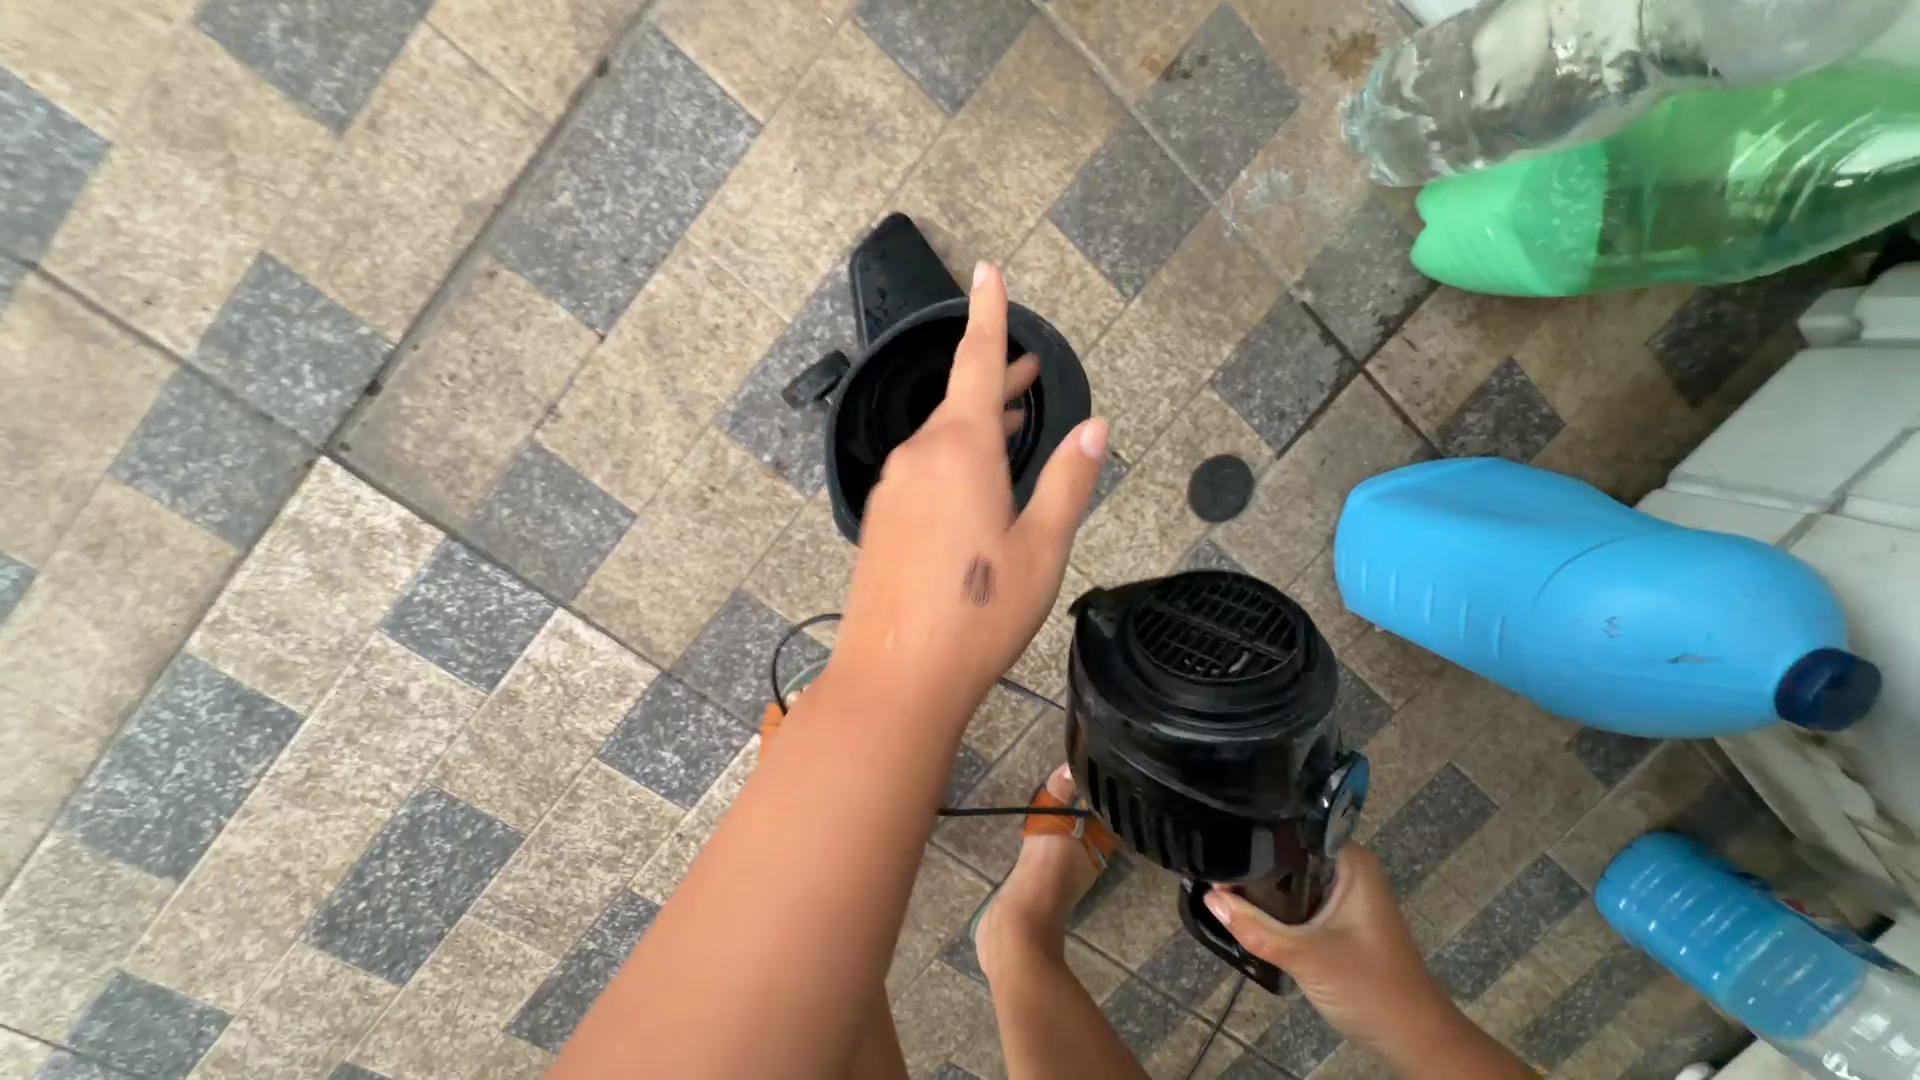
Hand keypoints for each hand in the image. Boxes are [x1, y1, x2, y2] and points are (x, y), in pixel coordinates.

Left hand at [829, 262, 1108, 713]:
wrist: (896, 677)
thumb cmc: (978, 617)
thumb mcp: (1042, 550)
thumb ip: (1068, 482)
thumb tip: (1095, 430)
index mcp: (960, 451)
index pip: (976, 360)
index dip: (988, 313)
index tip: (988, 271)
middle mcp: (918, 458)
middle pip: (960, 401)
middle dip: (996, 381)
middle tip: (1029, 371)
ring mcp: (893, 489)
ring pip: (940, 439)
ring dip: (976, 424)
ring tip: (1010, 420)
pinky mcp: (882, 520)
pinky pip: (922, 470)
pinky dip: (953, 459)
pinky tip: (972, 482)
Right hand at [1205, 848, 1458, 1059]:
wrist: (1415, 1041)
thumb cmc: (1370, 989)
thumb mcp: (1305, 957)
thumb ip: (1255, 927)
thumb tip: (1208, 897)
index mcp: (1350, 861)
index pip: (1294, 828)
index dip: (1255, 831)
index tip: (1218, 835)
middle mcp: (1349, 869)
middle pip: (1288, 853)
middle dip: (1253, 861)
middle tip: (1209, 864)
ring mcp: (1345, 895)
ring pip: (1291, 879)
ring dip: (1263, 888)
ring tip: (1218, 883)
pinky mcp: (1339, 919)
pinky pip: (1298, 900)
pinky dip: (1276, 907)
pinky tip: (1247, 911)